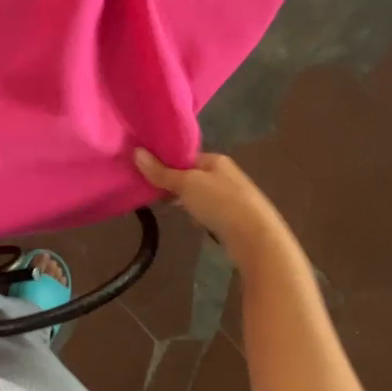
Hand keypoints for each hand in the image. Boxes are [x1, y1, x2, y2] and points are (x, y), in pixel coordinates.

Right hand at [135, 149, 289, 252]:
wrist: (256, 238)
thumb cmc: (220, 203)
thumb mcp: (186, 184)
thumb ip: (161, 172)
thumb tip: (135, 152)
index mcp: (216, 160)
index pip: (184, 156)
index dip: (165, 162)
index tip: (146, 172)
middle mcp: (225, 174)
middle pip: (190, 174)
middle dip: (173, 183)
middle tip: (153, 192)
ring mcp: (231, 196)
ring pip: (198, 194)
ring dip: (184, 200)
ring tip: (166, 207)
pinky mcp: (233, 217)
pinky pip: (207, 210)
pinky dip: (197, 214)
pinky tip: (190, 221)